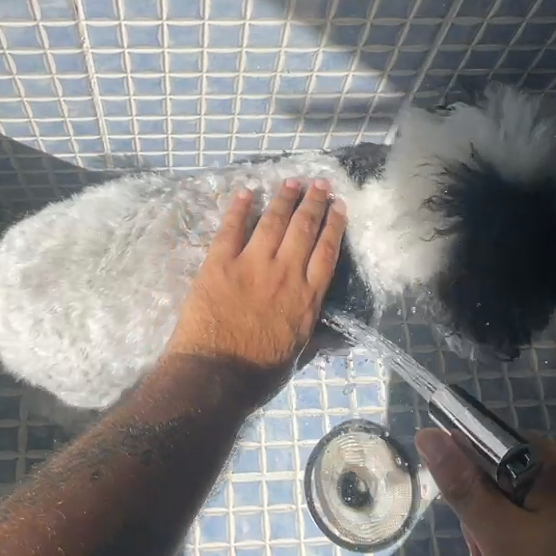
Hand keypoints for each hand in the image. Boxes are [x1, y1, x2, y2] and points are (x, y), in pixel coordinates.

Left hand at [161, 179, 345, 404]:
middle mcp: (285, 273)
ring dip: (284, 198)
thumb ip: (314, 332)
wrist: (216, 373)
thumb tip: (335, 331)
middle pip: (304, 229)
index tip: (338, 206)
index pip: (326, 252)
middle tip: (319, 184)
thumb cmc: (258, 372)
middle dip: (313, 203)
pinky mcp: (220, 263)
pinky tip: (246, 192)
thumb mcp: (299, 352)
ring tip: (291, 181)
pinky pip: (232, 228)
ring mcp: (252, 265)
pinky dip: (239, 207)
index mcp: (306, 297)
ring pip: (273, 222)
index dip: (334, 225)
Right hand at [415, 429, 555, 555]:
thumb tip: (428, 434)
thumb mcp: (499, 539)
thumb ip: (462, 485)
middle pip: (511, 482)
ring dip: (507, 547)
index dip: (469, 484)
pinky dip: (537, 555)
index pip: (492, 446)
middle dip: (488, 526)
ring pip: (533, 512)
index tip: (468, 529)